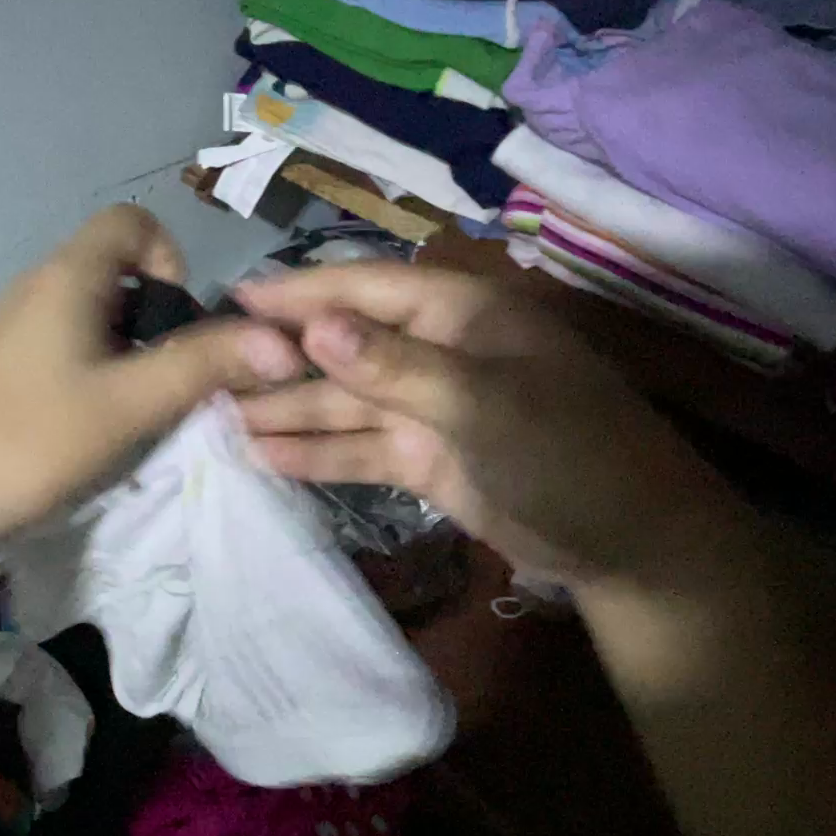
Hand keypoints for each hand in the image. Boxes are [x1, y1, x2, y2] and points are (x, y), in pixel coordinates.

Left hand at [0, 205, 303, 558]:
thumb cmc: (29, 443)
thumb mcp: (127, 406)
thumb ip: (202, 368)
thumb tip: (281, 340)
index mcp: (64, 277)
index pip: (131, 221)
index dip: (170, 257)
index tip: (178, 324)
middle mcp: (33, 288)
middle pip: (114, 271)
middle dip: (156, 318)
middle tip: (165, 381)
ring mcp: (8, 328)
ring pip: (88, 315)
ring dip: (126, 351)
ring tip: (130, 411)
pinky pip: (60, 347)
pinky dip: (91, 371)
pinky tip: (85, 427)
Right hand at [237, 262, 753, 589]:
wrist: (627, 545)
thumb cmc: (570, 454)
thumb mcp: (483, 404)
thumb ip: (395, 368)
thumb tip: (315, 328)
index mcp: (458, 315)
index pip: (362, 291)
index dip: (298, 294)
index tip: (233, 299)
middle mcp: (433, 353)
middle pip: (341, 349)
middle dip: (279, 360)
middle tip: (207, 371)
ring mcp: (424, 408)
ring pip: (341, 402)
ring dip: (286, 411)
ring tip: (217, 418)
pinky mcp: (420, 457)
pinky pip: (356, 448)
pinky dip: (315, 454)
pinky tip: (262, 457)